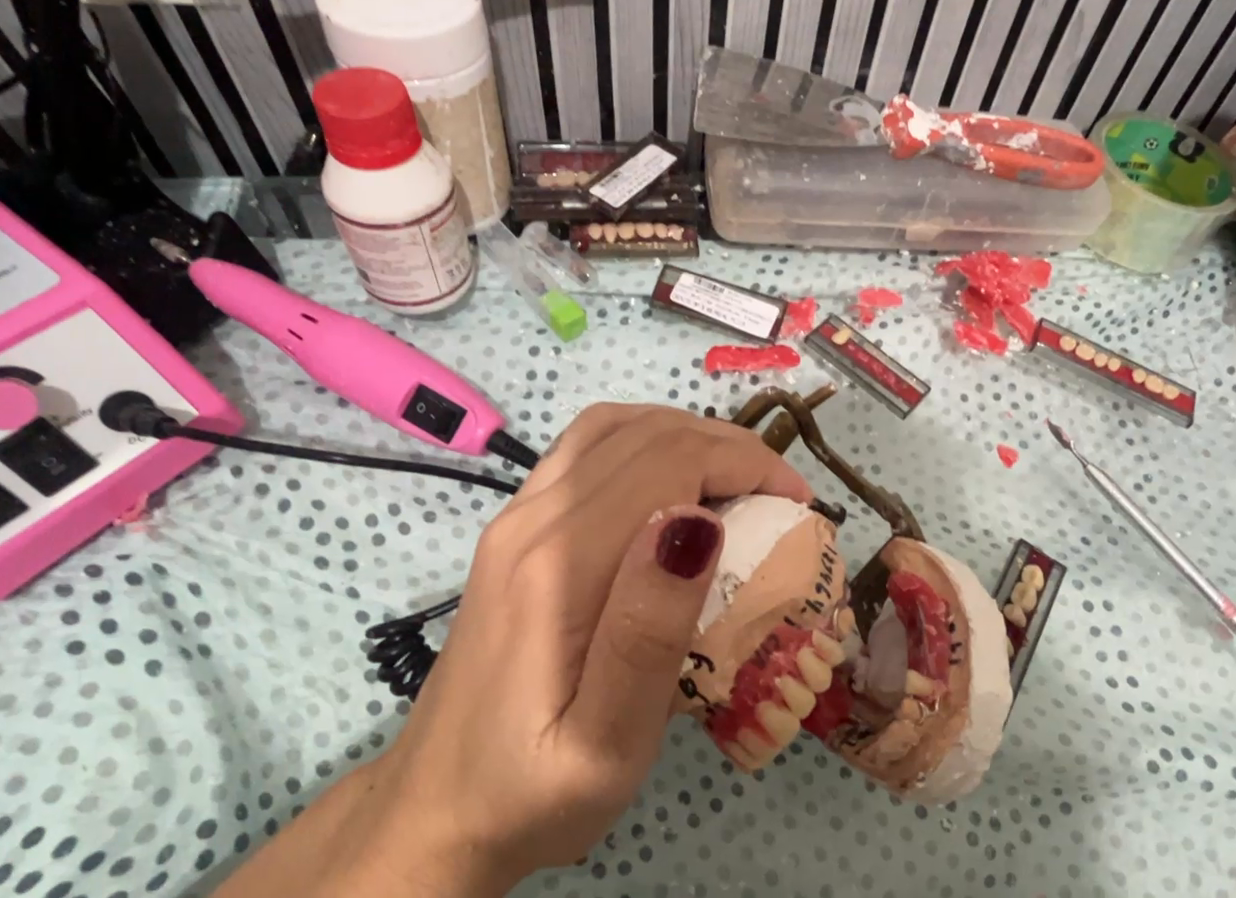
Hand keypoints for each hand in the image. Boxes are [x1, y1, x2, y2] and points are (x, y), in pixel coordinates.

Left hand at [378, 405, 810, 889]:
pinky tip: (675, 488)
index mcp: (560, 563)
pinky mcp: (515, 529)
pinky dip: (648, 443)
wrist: (437, 808)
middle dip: (730, 446)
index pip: (670, 459)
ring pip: (615, 427)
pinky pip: (589, 450)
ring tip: (738, 484)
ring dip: (689, 436)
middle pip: (647, 432)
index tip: (798, 504)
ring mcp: (516, 517)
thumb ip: (649, 631)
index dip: (745, 462)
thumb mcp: (607, 742)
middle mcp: (532, 519)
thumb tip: (696, 520)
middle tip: (782, 498)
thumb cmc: (536, 789)